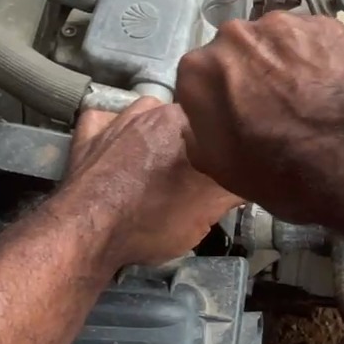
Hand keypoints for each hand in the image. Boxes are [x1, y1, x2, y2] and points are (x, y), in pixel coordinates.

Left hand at [57, 97, 240, 267]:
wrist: (86, 233)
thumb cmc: (155, 218)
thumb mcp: (213, 209)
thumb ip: (239, 185)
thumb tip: (257, 176)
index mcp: (190, 121)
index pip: (224, 121)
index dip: (233, 143)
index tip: (234, 163)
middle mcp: (155, 110)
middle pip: (189, 118)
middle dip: (198, 138)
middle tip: (203, 171)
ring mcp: (117, 120)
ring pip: (150, 114)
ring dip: (159, 130)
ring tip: (163, 161)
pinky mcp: (86, 137)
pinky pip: (107, 121)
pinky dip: (116, 131)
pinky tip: (122, 149)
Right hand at [173, 13, 343, 225]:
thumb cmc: (286, 174)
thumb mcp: (224, 171)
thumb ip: (200, 136)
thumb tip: (199, 124)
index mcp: (199, 70)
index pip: (203, 79)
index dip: (225, 100)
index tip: (243, 117)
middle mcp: (236, 36)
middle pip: (242, 53)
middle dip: (257, 75)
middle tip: (283, 107)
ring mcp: (286, 26)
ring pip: (281, 43)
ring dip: (292, 64)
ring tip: (316, 99)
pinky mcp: (329, 25)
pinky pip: (318, 41)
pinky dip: (325, 59)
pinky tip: (339, 87)